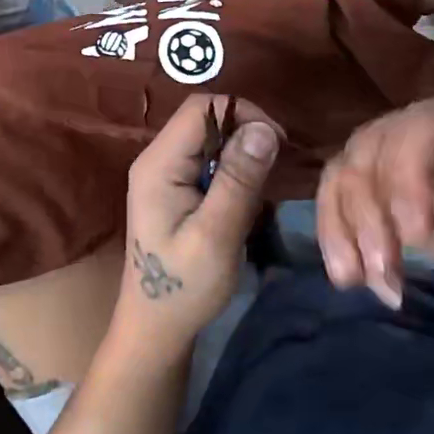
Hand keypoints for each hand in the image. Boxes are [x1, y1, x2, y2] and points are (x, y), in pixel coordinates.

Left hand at [111, 95, 281, 361]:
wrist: (157, 325)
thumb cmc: (185, 286)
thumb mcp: (216, 234)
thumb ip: (237, 180)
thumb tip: (263, 128)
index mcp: (158, 164)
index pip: (201, 108)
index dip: (243, 114)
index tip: (277, 143)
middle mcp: (156, 159)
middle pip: (204, 119)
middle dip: (245, 133)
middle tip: (277, 166)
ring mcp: (163, 174)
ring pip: (209, 140)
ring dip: (241, 153)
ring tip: (264, 185)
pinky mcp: (174, 189)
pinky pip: (206, 161)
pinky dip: (232, 170)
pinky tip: (247, 198)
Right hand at [317, 88, 433, 305]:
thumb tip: (432, 214)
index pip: (419, 130)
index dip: (406, 177)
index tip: (416, 237)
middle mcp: (417, 120)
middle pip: (369, 152)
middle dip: (370, 214)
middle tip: (386, 273)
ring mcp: (387, 147)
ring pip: (342, 175)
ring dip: (344, 230)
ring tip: (361, 282)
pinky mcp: (367, 177)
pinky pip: (333, 198)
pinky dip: (335, 236)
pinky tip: (348, 275)